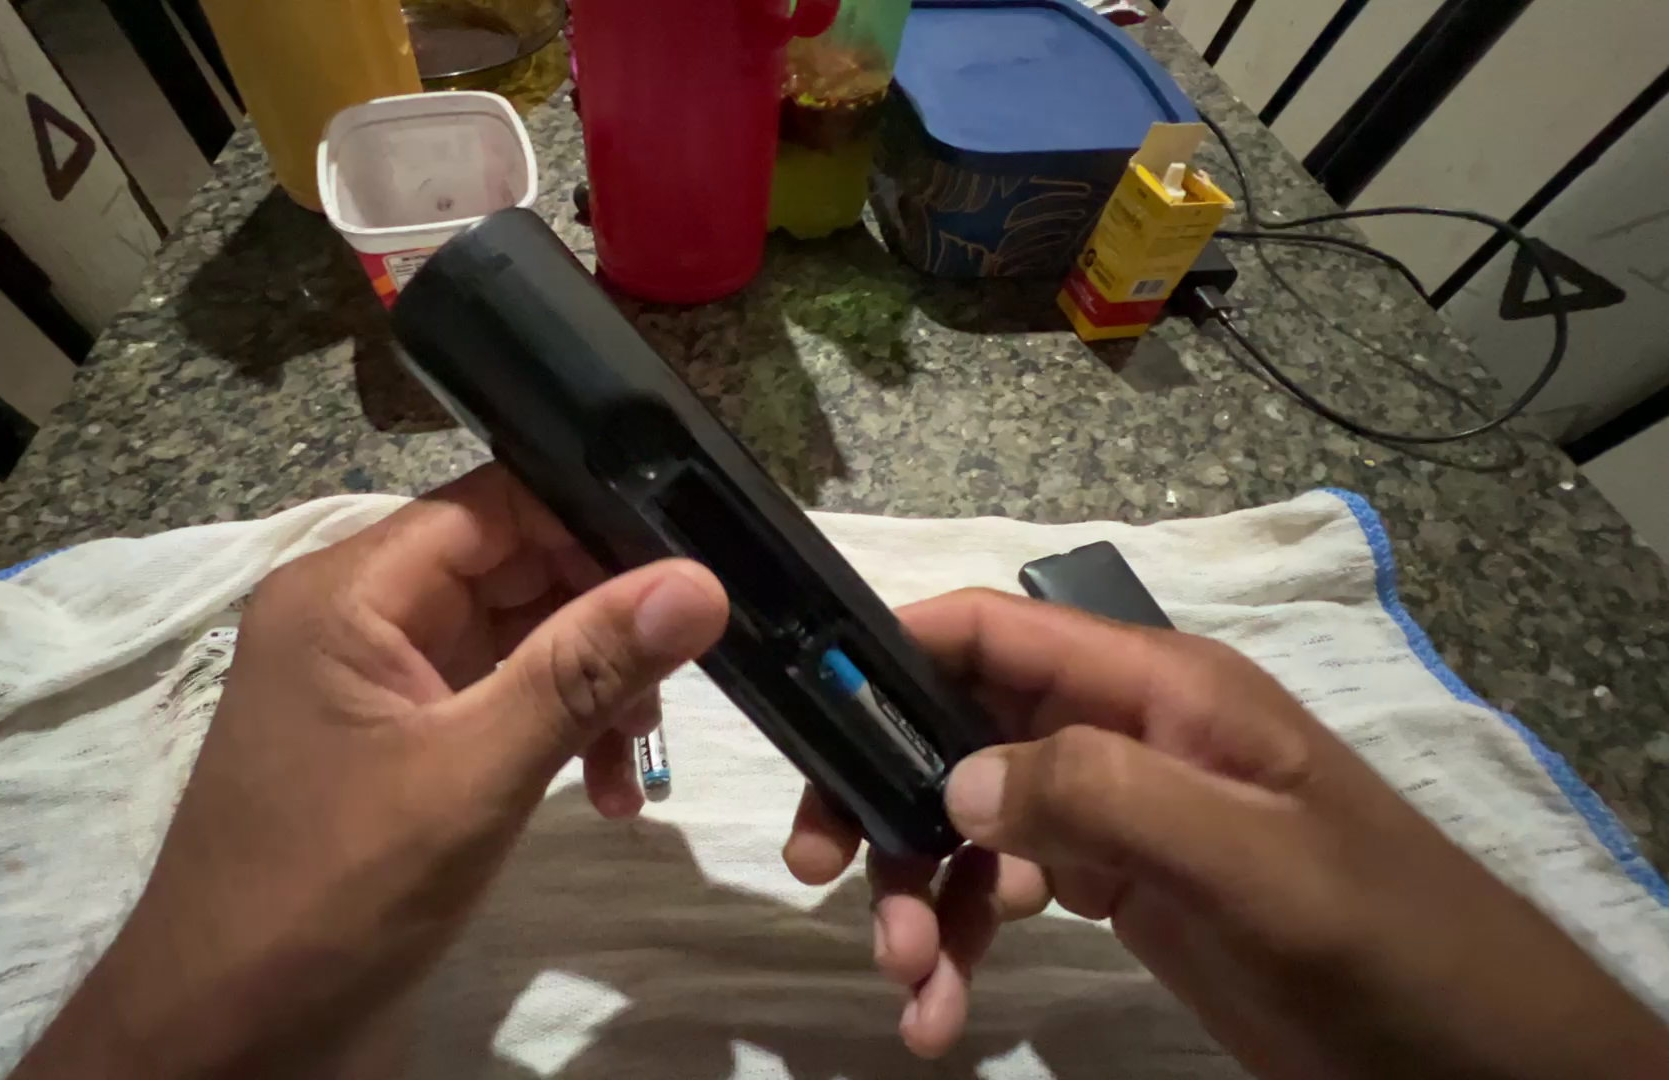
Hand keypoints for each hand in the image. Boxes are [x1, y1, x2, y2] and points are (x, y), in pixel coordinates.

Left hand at [13, 465, 727, 1078]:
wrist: (230, 1053)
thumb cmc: (333, 899)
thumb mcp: (475, 774)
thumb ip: (586, 670)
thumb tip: (699, 585)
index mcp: (353, 589)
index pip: (496, 508)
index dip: (591, 527)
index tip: (679, 575)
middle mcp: (368, 613)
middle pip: (519, 569)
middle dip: (604, 622)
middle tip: (673, 679)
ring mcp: (392, 675)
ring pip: (526, 635)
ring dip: (594, 685)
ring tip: (640, 753)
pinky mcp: (416, 730)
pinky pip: (510, 693)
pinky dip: (566, 728)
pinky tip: (610, 788)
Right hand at [785, 588, 1668, 1077]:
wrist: (1481, 1070)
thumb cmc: (1388, 944)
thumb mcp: (1254, 862)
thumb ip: (1103, 795)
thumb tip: (956, 782)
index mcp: (1142, 685)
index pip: (990, 630)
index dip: (896, 646)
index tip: (815, 699)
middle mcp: (1103, 727)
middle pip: (949, 729)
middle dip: (881, 796)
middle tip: (818, 862)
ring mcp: (1095, 801)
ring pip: (960, 815)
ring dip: (915, 888)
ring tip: (904, 979)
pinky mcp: (1091, 870)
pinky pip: (990, 880)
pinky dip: (954, 932)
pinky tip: (939, 1003)